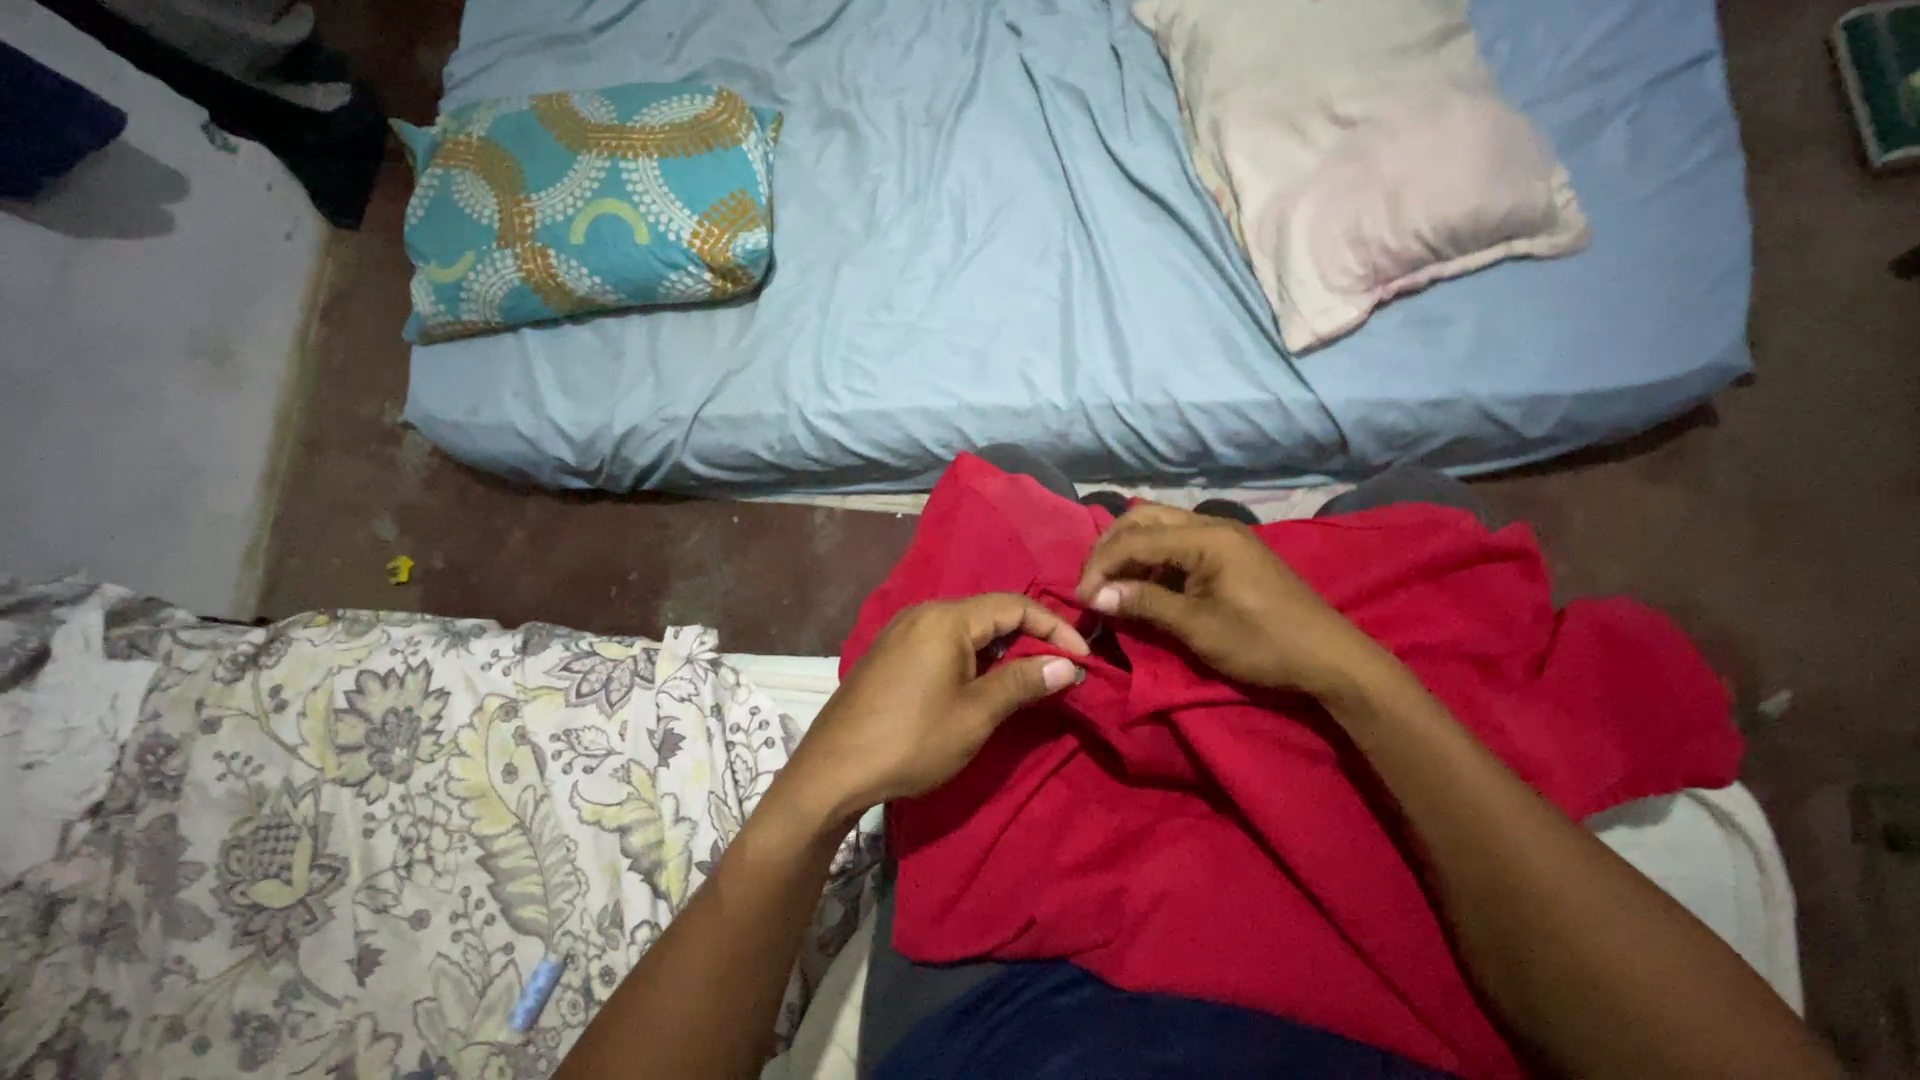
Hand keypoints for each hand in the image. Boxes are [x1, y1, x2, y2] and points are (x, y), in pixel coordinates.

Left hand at [786, 594, 1088, 821]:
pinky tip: (980, 685)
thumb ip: (1022, 682)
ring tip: (1026, 680)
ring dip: (1000, 650)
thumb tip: (1068, 665)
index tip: (1083, 658)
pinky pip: (942, 642)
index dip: (1055, 628)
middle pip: (989, 613)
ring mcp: (901, 632)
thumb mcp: (975, 714)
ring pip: (966, 629)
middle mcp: (922, 613)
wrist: (833, 771)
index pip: (1014, 606)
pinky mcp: (889, 653)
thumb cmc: (912, 741)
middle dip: (1029, 638)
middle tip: (1059, 671)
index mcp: (946, 619)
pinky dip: (971, 657)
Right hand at [1076, 504, 1388, 698]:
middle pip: (1143, 519)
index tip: (1081, 599)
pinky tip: (1142, 585)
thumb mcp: (1197, 627)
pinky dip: (1152, 559)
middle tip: (1090, 583)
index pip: (1135, 539)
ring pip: (1159, 527)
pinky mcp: (1229, 552)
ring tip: (1110, 585)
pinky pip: (1178, 542)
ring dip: (1130, 551)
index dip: (1101, 566)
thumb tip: (1096, 595)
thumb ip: (1145, 604)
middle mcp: (1213, 525)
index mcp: (1206, 538)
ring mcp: (1224, 536)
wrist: (1327, 657)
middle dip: (1110, 547)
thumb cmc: (1262, 643)